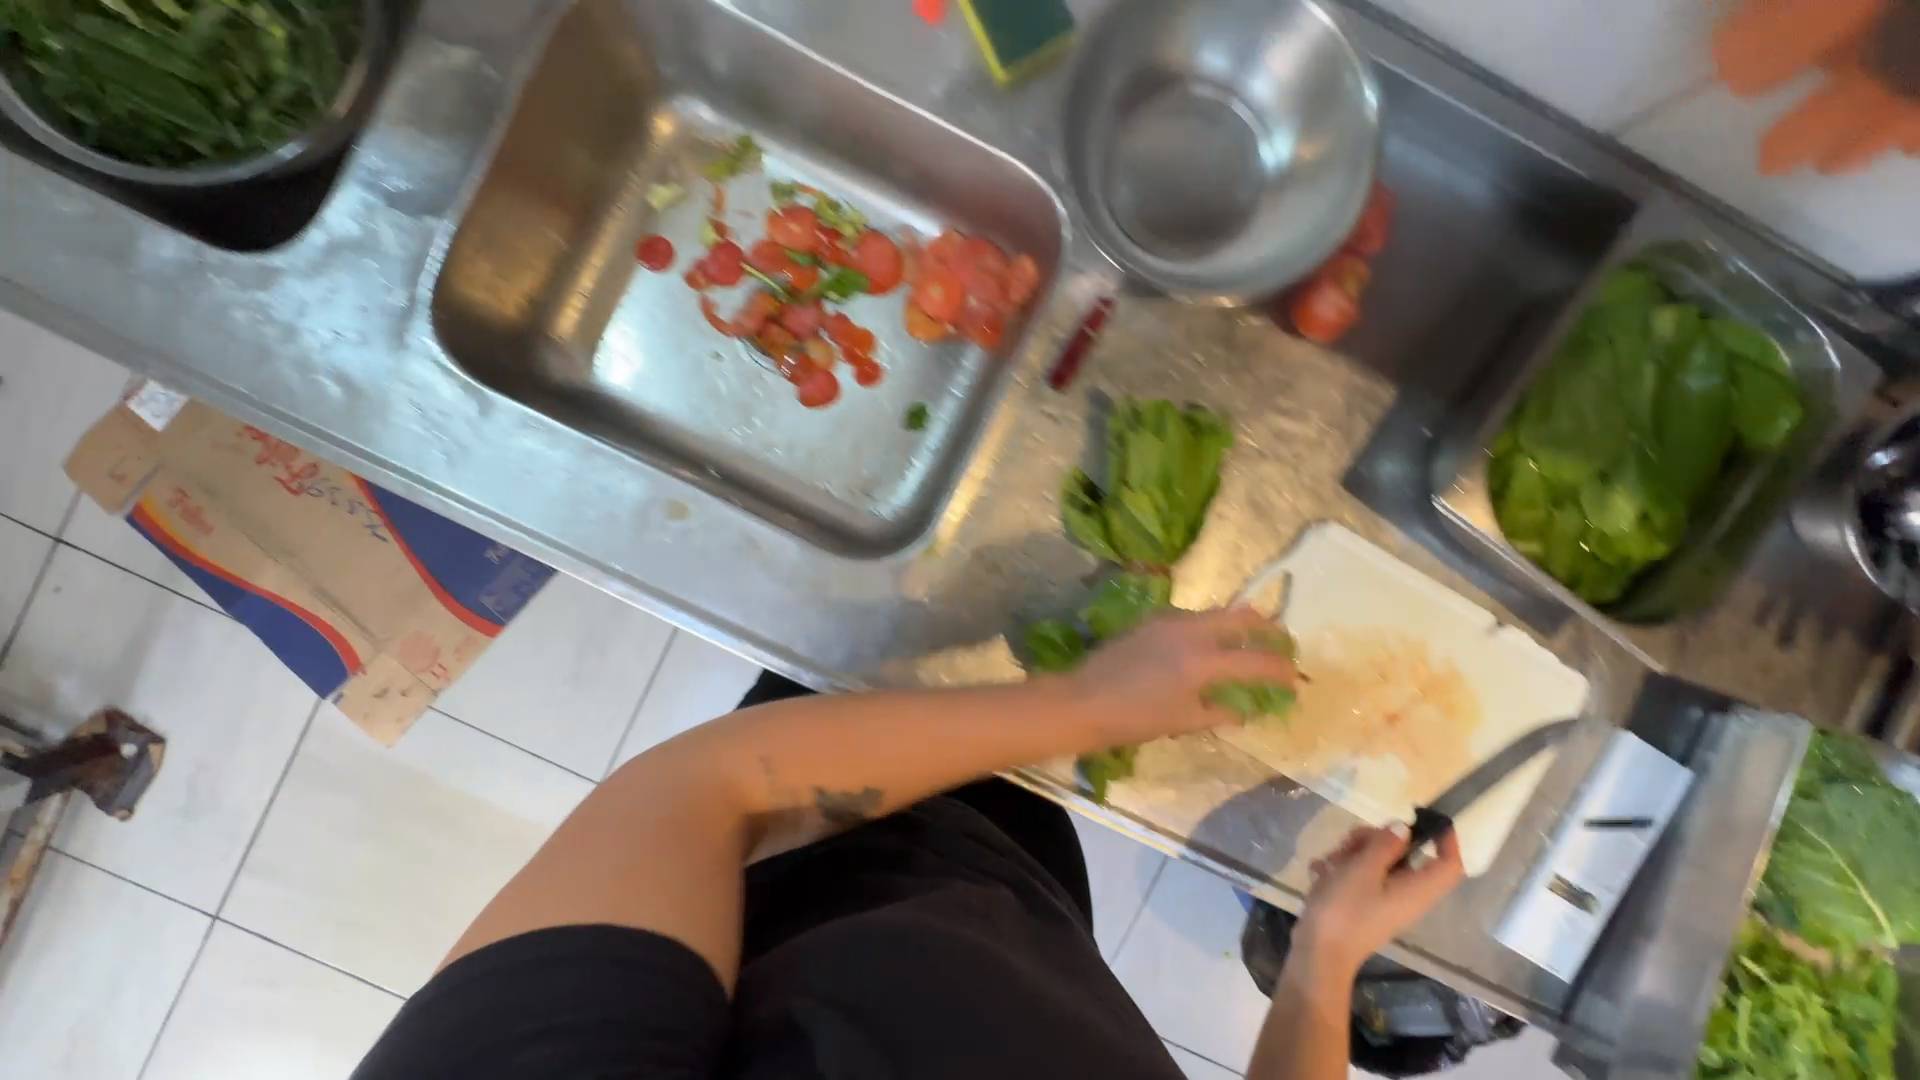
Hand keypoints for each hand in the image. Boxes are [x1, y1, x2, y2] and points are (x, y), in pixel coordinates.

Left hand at [1056, 606, 1299, 747]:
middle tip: (1281, 642)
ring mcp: (1168, 621)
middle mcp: (1190, 631)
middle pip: (1240, 618)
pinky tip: (1207, 643)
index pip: (1256, 660)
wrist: (1082, 700)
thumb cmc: (1133, 719)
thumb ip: (1219, 712)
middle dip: (1265, 628)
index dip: (1280, 669)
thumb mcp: (1182, 721)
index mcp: (1203, 661)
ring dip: (1236, 623)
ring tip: (1248, 640)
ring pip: (1214, 613)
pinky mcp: (1150, 621)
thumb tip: (1244, 710)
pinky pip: (1191, 617)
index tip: (1295, 678)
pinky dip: (1209, 625)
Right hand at [1291, 825, 1464, 983]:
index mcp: (1417, 890)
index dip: (1446, 840)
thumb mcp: (1363, 869)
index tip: (1424, 817)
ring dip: (1352, 853)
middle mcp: (1407, 896)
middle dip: (1375, 840)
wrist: (1319, 951)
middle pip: (1404, 856)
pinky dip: (1342, 869)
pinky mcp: (1364, 905)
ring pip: (1377, 863)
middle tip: (1351, 840)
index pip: (1450, 864)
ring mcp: (1385, 901)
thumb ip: (1384, 845)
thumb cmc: (1345, 909)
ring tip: (1329, 861)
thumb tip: (1403, 827)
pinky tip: (1321, 872)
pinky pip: (1360, 877)